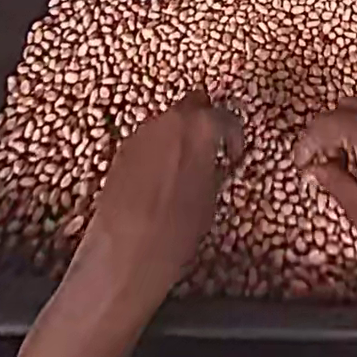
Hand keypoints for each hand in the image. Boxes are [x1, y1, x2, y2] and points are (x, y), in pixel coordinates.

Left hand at [74, 90, 242, 299]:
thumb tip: (212, 164)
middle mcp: (171, 120)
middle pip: (193, 104)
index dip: (234, 136)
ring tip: (184, 167)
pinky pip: (148, 140)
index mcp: (201, 127)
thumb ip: (213, 168)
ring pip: (168, 121)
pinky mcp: (123, 148)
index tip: (234, 152)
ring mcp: (143, 132)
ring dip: (179, 136)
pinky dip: (157, 150)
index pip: (226, 118)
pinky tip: (159, 178)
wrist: (124, 252)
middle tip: (211, 146)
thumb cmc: (175, 231)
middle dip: (204, 120)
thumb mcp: (209, 199)